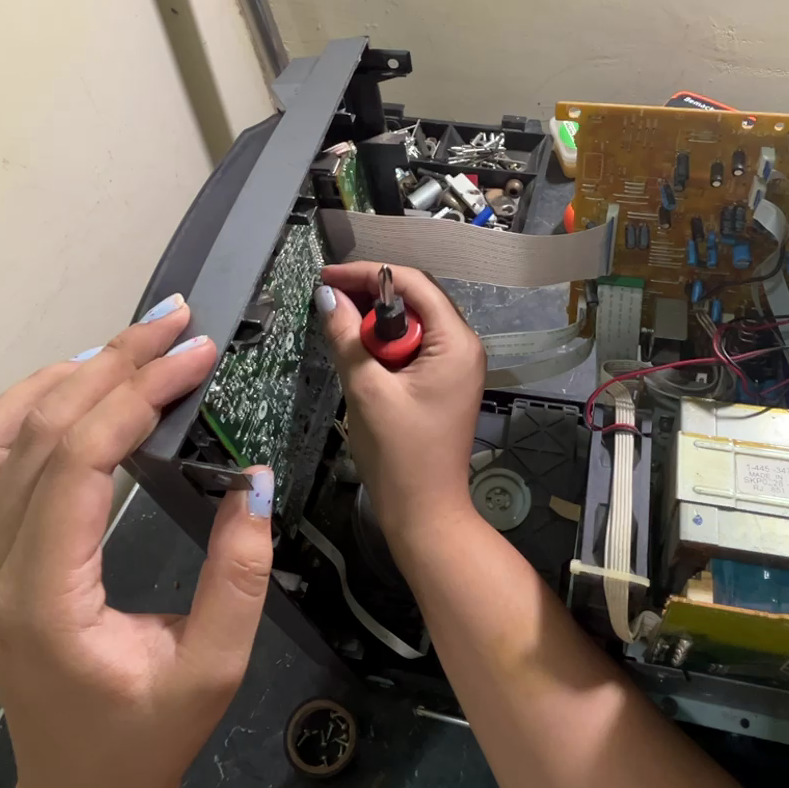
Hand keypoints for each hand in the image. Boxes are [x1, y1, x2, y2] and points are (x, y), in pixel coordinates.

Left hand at [0, 295, 274, 787]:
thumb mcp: (214, 666)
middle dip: (114, 364)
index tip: (200, 355)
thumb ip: (238, 573)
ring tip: (131, 343)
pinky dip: (28, 407)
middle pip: (41, 431)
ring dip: (65, 376)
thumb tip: (255, 478)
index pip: (81, 460)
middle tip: (177, 323)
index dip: (141, 394)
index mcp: (43, 594)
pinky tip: (75, 386)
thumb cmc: (147, 736)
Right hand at [316, 263, 484, 535]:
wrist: (424, 513)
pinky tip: (357, 347)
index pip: (413, 284)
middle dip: (370, 295)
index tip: (327, 277)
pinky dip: (384, 344)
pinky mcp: (443, 383)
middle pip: (415, 300)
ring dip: (374, 321)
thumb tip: (326, 296)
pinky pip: (413, 348)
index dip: (369, 274)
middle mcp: (463, 346)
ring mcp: (456, 366)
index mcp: (455, 342)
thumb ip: (346, 337)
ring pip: (412, 324)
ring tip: (335, 318)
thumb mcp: (366, 390)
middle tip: (327, 297)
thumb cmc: (399, 454)